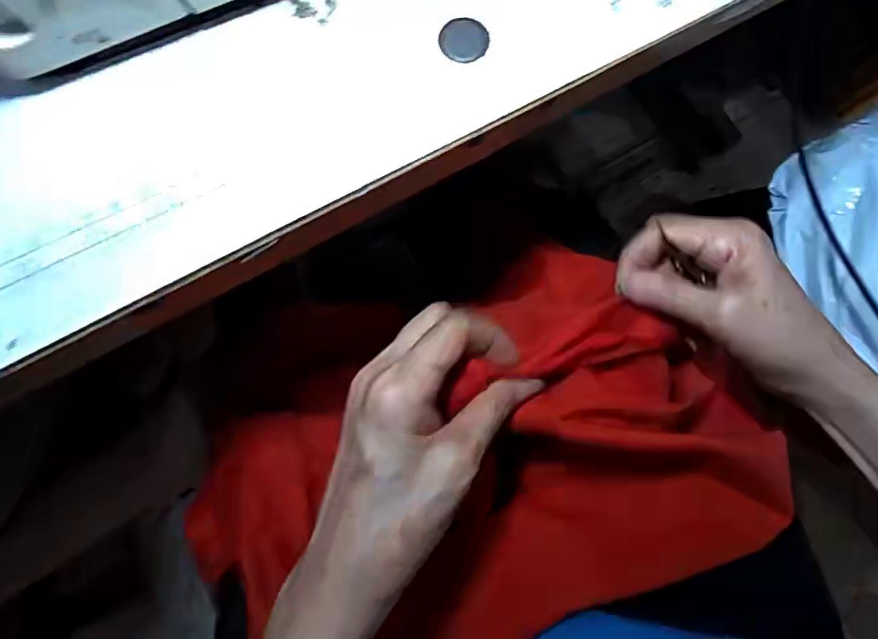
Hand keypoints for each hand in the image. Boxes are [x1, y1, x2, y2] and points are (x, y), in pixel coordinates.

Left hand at [266, 303, 543, 638]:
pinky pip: (407, 351)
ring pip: (419, 330)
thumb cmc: (405, 521)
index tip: (518, 368)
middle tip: (503, 367)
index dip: (493, 336)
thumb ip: (493, 410)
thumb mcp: (458, 466)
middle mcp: (376, 367)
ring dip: (456, 342)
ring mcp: (365, 377)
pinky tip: (454, 388)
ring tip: (484, 376)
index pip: (452, 325)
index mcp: (397, 383)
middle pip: (434, 316)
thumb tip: (530, 380)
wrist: (347, 562)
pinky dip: (437, 356)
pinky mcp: (363, 391)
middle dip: (475, 332)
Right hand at [616, 215, 868, 412]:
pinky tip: (675, 321)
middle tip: (635, 305)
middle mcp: (725, 238)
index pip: (661, 228)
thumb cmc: (778, 344)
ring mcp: (725, 260)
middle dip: (646, 272)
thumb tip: (623, 283)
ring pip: (669, 261)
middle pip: (663, 242)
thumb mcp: (719, 318)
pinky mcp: (724, 281)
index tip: (625, 291)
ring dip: (658, 288)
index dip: (637, 254)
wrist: (822, 381)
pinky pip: (682, 279)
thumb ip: (668, 294)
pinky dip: (672, 299)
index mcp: (729, 235)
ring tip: (657, 316)